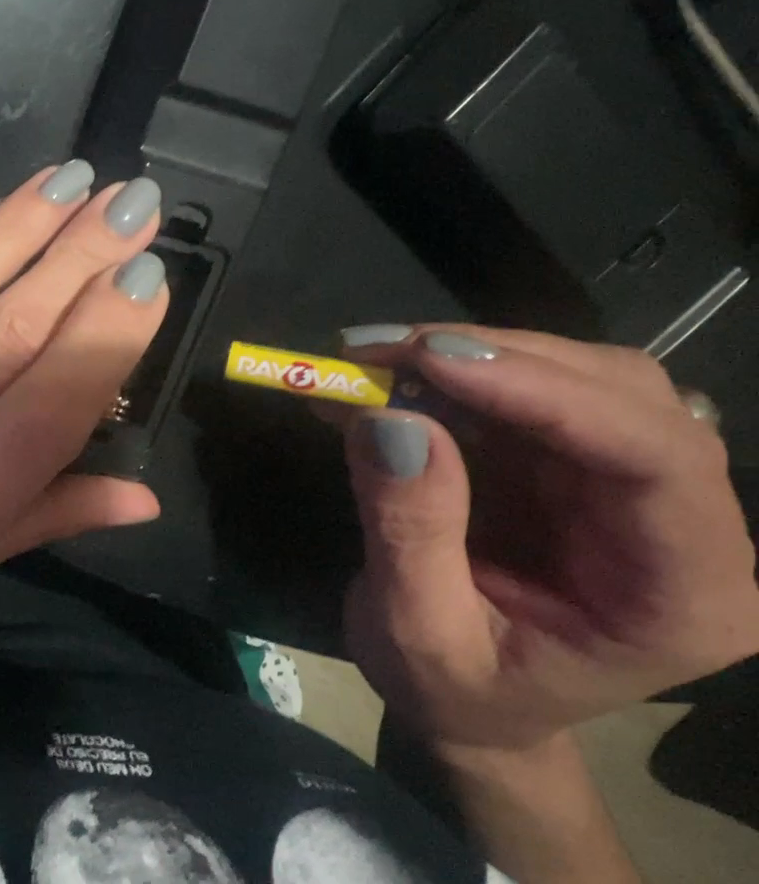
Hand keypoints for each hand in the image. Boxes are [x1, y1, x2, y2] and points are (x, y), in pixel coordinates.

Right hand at [337, 325, 758, 749]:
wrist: (469, 707)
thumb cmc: (455, 691)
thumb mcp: (416, 631)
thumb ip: (410, 532)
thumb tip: (389, 420)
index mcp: (683, 593)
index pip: (656, 461)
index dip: (550, 395)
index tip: (431, 359)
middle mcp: (681, 527)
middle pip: (626, 401)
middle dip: (499, 359)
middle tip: (380, 348)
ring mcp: (627, 490)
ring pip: (580, 380)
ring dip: (472, 356)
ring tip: (371, 358)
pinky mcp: (569, 468)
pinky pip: (524, 395)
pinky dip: (449, 375)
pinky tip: (384, 377)